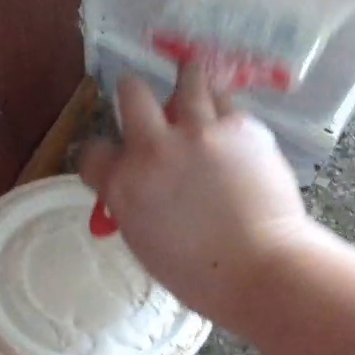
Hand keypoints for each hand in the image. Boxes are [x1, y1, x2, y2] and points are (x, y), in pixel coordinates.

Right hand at [78, 66, 320, 328]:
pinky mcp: (241, 126)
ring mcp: (199, 131)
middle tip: (146, 103)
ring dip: (187, 83)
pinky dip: (226, 115)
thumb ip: (134, 203)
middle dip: (134, 92)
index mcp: (124, 184)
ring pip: (188, 79)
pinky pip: (228, 104)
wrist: (262, 269)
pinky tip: (231, 130)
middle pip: (132, 92)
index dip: (101, 155)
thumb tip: (143, 186)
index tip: (113, 160)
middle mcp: (154, 147)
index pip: (92, 152)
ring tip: (193, 88)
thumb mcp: (145, 242)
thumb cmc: (200, 275)